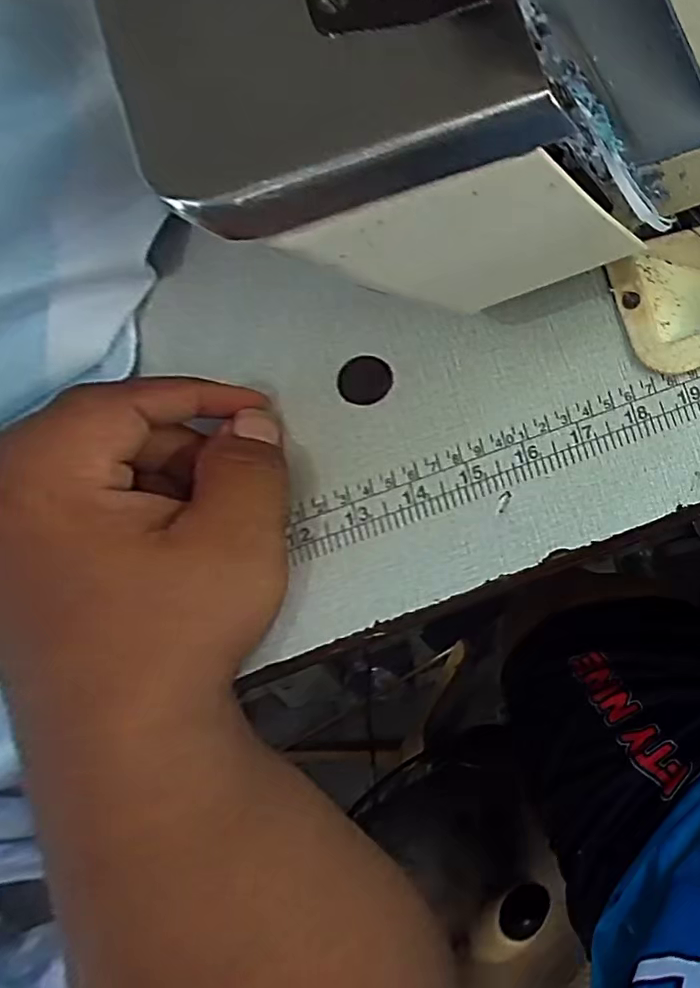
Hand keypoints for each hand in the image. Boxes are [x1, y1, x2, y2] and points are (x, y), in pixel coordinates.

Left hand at [0, 378, 288, 719]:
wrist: (125, 719)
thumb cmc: (178, 623)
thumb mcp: (239, 535)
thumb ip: (250, 468)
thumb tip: (251, 423)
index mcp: (36, 484)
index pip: (114, 403)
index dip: (195, 394)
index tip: (261, 410)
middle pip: (102, 435)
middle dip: (186, 447)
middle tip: (249, 479)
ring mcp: (6, 537)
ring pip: (100, 470)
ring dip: (172, 479)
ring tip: (222, 522)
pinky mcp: (26, 564)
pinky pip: (89, 506)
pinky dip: (149, 507)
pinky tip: (186, 544)